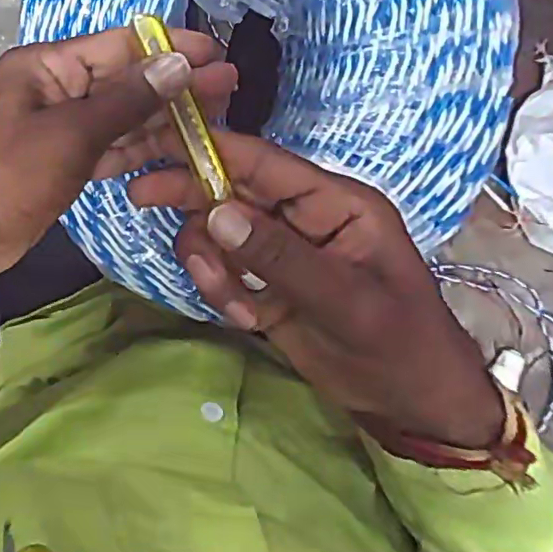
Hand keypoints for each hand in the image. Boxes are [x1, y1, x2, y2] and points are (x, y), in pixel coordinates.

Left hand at [0, 27, 235, 329]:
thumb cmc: (8, 175)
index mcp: (48, 66)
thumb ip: (128, 99)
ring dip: (165, 118)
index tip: (216, 53)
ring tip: (217, 117)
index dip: (169, 48)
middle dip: (174, 85)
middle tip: (230, 88)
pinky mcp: (66, 159)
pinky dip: (141, 148)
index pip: (119, 46)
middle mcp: (56, 88)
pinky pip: (111, 146)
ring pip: (122, 116)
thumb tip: (179, 63)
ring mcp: (62, 126)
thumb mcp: (71, 133)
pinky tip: (180, 147)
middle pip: (125, 81)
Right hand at [127, 132, 503, 448]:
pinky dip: (219, 288)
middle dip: (189, 197)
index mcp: (333, 203)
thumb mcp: (346, 302)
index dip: (211, 149)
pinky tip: (245, 317)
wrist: (413, 407)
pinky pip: (220, 267)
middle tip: (139, 196)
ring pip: (215, 231)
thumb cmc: (401, 346)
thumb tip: (215, 212)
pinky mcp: (262, 278)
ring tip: (232, 302)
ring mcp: (278, 248)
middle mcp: (300, 216)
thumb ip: (279, 256)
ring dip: (209, 263)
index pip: (263, 162)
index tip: (157, 144)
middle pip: (229, 189)